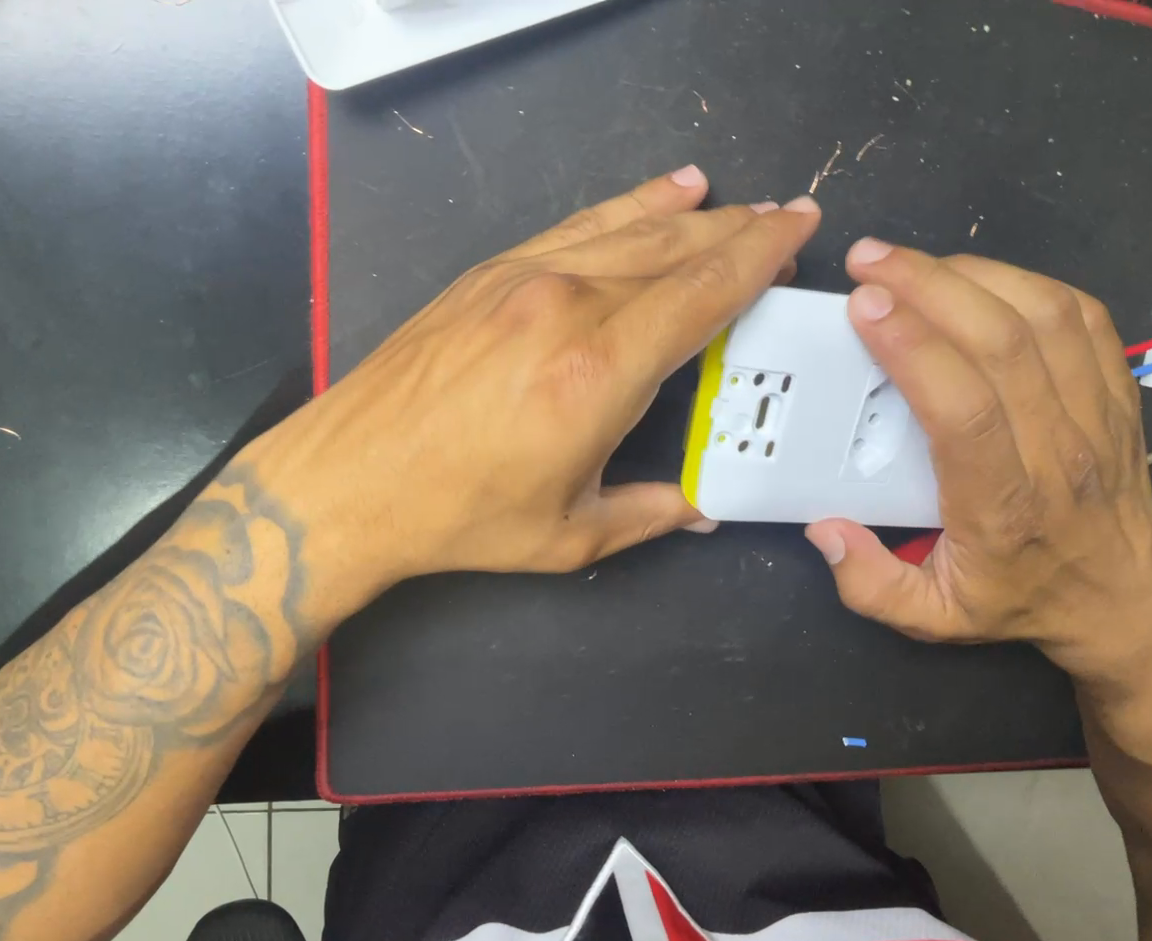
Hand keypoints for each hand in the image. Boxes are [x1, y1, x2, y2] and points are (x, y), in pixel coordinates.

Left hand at [242, 167, 819, 602]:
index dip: (759, 257)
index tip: (797, 230)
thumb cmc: (463, 516)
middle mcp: (569, 306)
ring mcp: (525, 278)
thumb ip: (651, 513)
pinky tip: (663, 193)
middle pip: (676, 249)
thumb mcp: (571, 536)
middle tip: (785, 222)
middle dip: (739, 232)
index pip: (702, 293)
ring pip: (631, 228)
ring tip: (736, 207)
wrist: (353, 477)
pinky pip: (579, 225)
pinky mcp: (492, 273)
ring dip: (692, 216)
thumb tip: (705, 505)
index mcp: (600, 372)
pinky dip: (629, 206)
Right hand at [804, 240, 1151, 684]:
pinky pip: (1078, 314)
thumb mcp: (930, 618)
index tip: (864, 306)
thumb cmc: (1016, 599)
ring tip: (910, 261)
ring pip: (1043, 315)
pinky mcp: (1116, 390)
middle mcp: (1059, 449)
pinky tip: (974, 278)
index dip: (915, 347)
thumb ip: (869, 584)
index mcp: (1004, 505)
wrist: (1122, 597)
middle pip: (1002, 343)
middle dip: (929, 286)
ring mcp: (1098, 413)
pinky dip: (1023, 281)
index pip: (964, 409)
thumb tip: (823, 528)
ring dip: (971, 273)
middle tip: (868, 261)